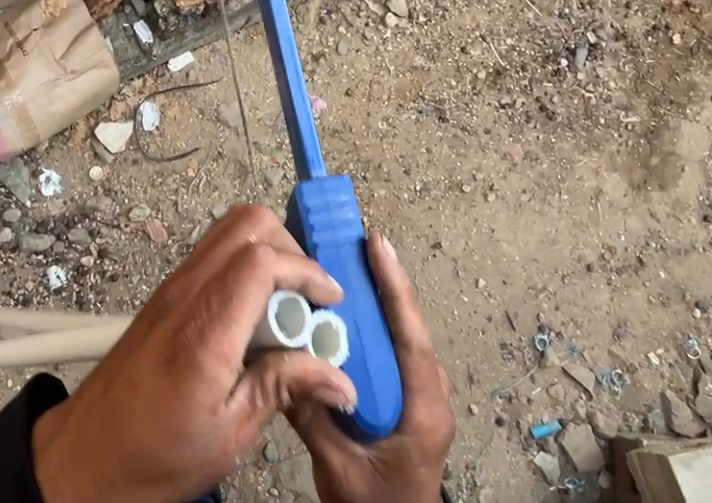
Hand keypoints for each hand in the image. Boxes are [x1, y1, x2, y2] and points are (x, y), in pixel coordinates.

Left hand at [31, 204, 358, 502]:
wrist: (86, 456)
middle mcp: (185, 294)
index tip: (330, 300)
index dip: (305, 271)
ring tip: (286, 311)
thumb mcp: (229, 435)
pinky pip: (213, 256)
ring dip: (267, 255)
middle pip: (246, 224)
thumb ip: (282, 390)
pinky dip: (244, 268)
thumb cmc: (149, 455)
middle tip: (309, 300)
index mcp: (204, 330)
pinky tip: (255, 318)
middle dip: (290, 250)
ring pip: (228, 232)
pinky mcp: (165, 296)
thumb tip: (336, 378)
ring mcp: (171, 289)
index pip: (260, 260)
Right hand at [288, 234, 455, 502]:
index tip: (377, 247)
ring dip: (375, 298)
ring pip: (399, 336)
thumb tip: (282, 367)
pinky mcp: (406, 398)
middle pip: (407, 326)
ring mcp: (420, 396)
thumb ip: (314, 420)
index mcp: (423, 412)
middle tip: (351, 241)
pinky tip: (341, 311)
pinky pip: (390, 350)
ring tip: (344, 263)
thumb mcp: (341, 470)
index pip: (412, 339)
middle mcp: (429, 395)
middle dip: (381, 281)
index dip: (395, 289)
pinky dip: (370, 322)